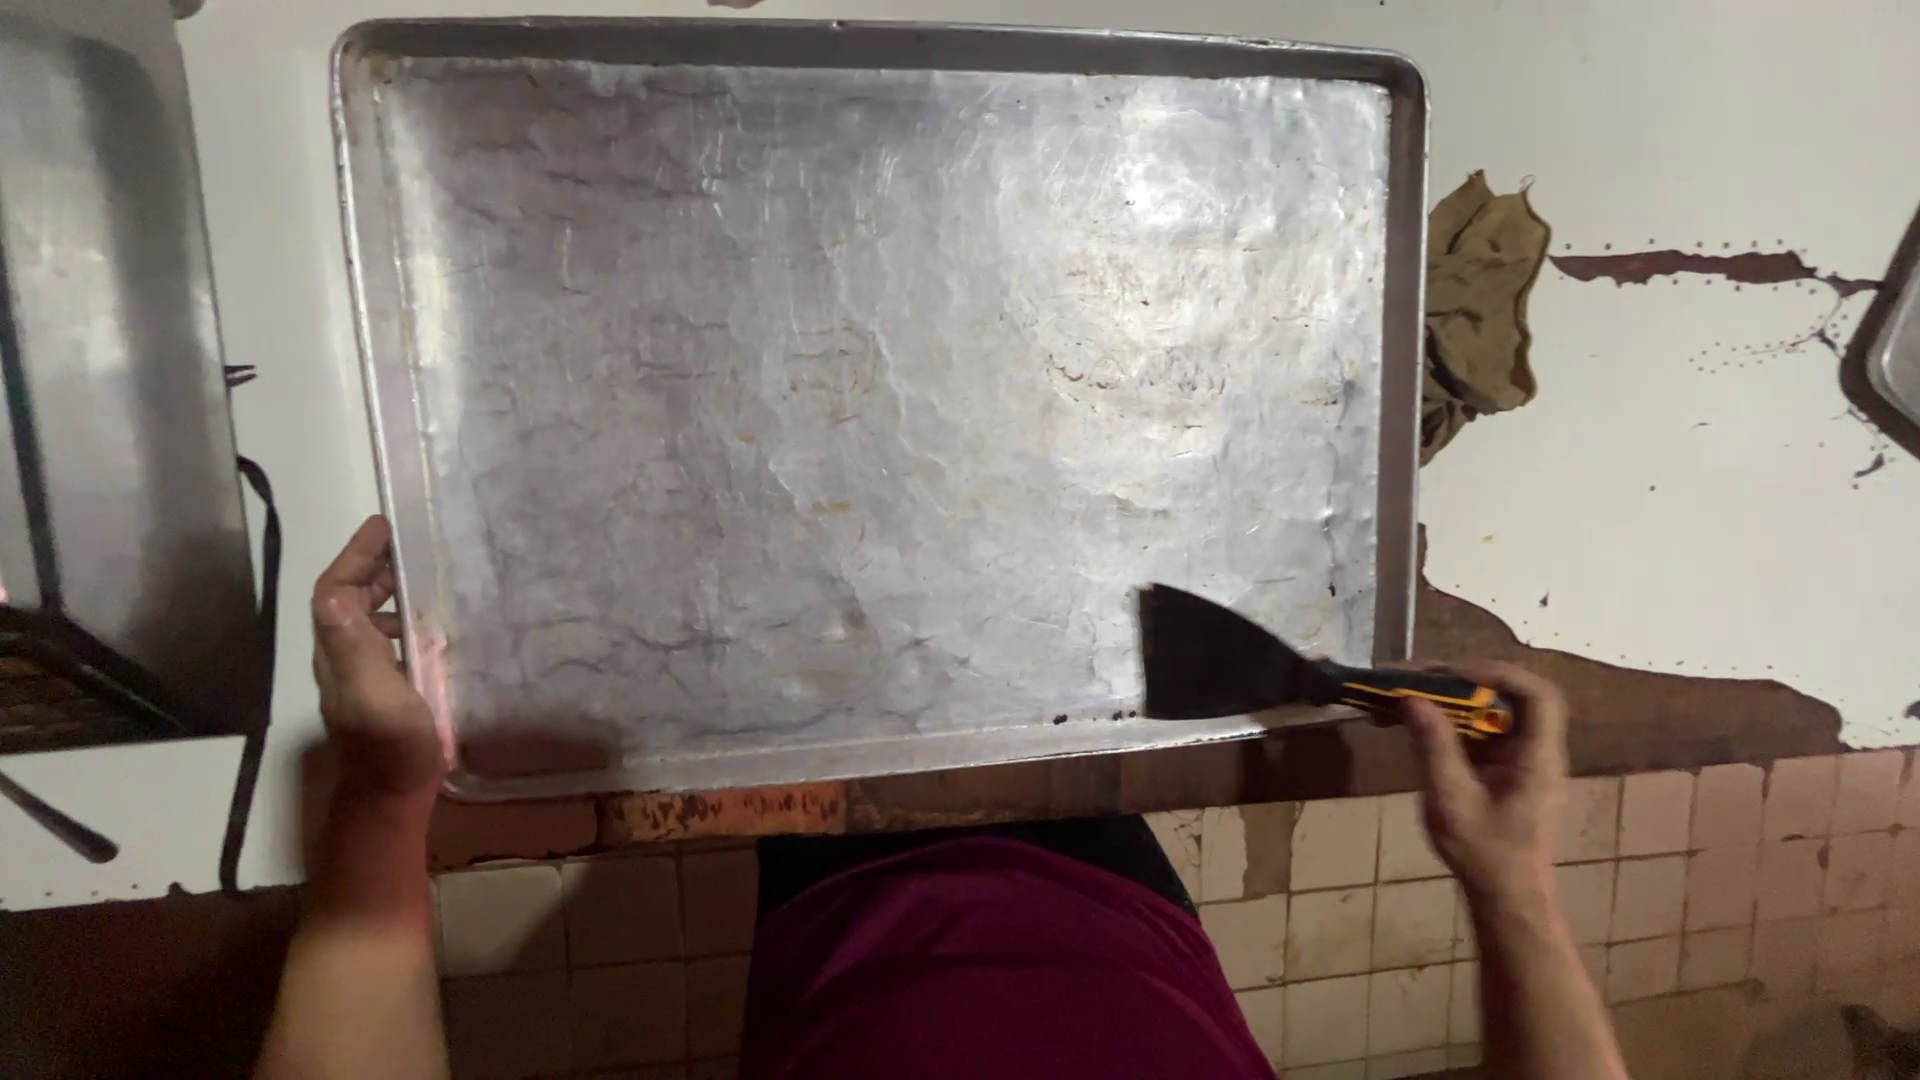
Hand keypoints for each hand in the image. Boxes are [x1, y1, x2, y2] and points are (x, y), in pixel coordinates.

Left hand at [311, 515, 444, 797]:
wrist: (394, 793)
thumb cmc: (391, 744)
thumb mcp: (376, 695)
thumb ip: (355, 649)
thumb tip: (333, 594)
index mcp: (340, 653)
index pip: (334, 591)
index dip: (354, 556)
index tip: (383, 526)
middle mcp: (347, 658)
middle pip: (350, 599)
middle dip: (374, 566)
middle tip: (410, 543)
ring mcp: (368, 674)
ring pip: (371, 618)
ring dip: (393, 591)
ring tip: (430, 576)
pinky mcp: (391, 687)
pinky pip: (393, 639)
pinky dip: (411, 619)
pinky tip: (439, 624)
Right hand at [1401, 662, 1568, 902]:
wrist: (1504, 896)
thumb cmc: (1484, 852)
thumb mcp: (1452, 799)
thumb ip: (1434, 746)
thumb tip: (1412, 698)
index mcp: (1538, 757)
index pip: (1537, 696)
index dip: (1496, 674)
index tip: (1448, 674)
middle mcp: (1536, 750)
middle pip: (1508, 696)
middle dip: (1457, 680)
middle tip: (1409, 678)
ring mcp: (1519, 759)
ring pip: (1488, 710)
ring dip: (1445, 697)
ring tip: (1400, 694)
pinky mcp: (1501, 767)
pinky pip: (1476, 730)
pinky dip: (1444, 719)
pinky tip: (1409, 721)